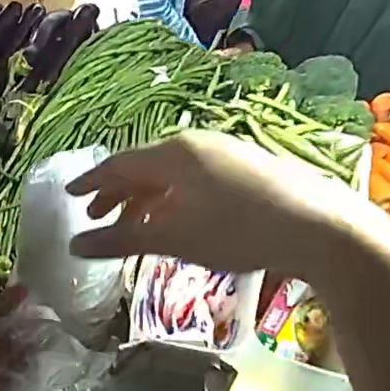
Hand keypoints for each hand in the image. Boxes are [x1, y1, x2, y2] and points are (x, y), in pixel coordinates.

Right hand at [66, 132, 389, 280]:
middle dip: (117, 193)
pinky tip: (175, 222)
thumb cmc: (236, 231)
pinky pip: (193, 181)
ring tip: (133, 226)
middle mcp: (198, 145)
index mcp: (174, 154)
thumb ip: (120, 240)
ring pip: (170, 175)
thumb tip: (74, 245)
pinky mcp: (247, 170)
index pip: (119, 163)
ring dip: (144, 200)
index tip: (70, 195)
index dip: (92, 181)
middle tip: (97, 217)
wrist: (319, 228)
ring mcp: (226, 155)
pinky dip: (171, 201)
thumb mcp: (171, 238)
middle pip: (144, 167)